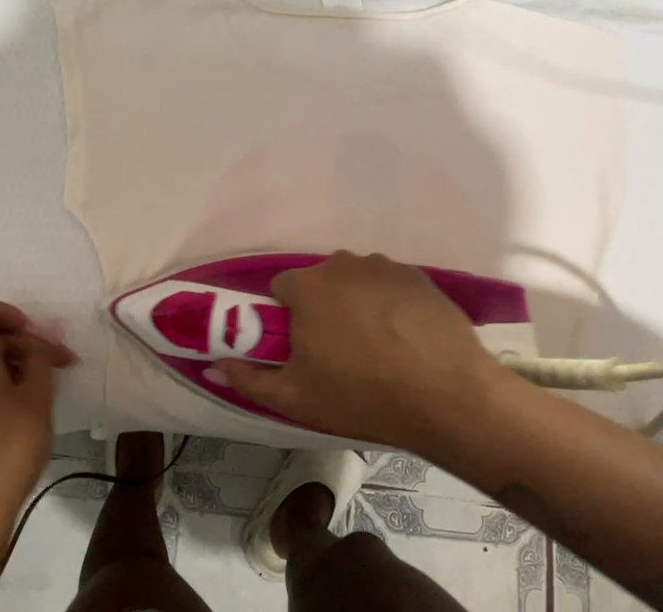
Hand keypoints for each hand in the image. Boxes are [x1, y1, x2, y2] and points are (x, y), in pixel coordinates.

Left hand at [0, 300, 76, 547]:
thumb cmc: (8, 448)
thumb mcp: (36, 397)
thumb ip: (39, 358)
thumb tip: (38, 337)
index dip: (3, 311)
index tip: (32, 332)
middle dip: (20, 345)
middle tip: (57, 364)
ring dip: (11, 369)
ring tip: (44, 392)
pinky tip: (21, 419)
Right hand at [213, 251, 511, 452]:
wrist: (448, 395)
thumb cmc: (362, 395)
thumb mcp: (295, 398)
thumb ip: (248, 379)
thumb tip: (214, 366)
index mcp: (308, 287)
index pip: (281, 288)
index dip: (286, 317)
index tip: (300, 347)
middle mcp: (344, 264)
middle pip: (320, 283)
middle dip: (322, 310)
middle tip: (337, 353)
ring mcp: (386, 267)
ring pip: (357, 283)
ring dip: (357, 306)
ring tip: (376, 350)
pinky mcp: (421, 277)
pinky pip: (391, 287)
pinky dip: (391, 306)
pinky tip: (405, 341)